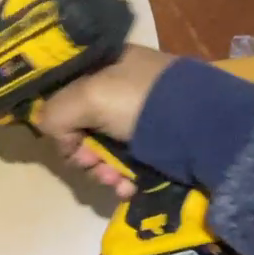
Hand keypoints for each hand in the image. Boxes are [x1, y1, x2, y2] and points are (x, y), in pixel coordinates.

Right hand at [38, 45, 174, 198]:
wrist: (198, 127)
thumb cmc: (136, 101)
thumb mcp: (85, 97)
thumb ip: (55, 113)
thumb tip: (56, 134)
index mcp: (104, 67)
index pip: (64, 93)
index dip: (58, 120)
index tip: (64, 138)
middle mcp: (118, 91)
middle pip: (80, 129)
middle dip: (81, 153)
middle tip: (89, 162)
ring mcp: (136, 120)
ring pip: (101, 152)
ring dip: (100, 172)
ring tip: (113, 180)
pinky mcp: (153, 146)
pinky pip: (124, 166)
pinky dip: (121, 180)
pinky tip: (126, 187)